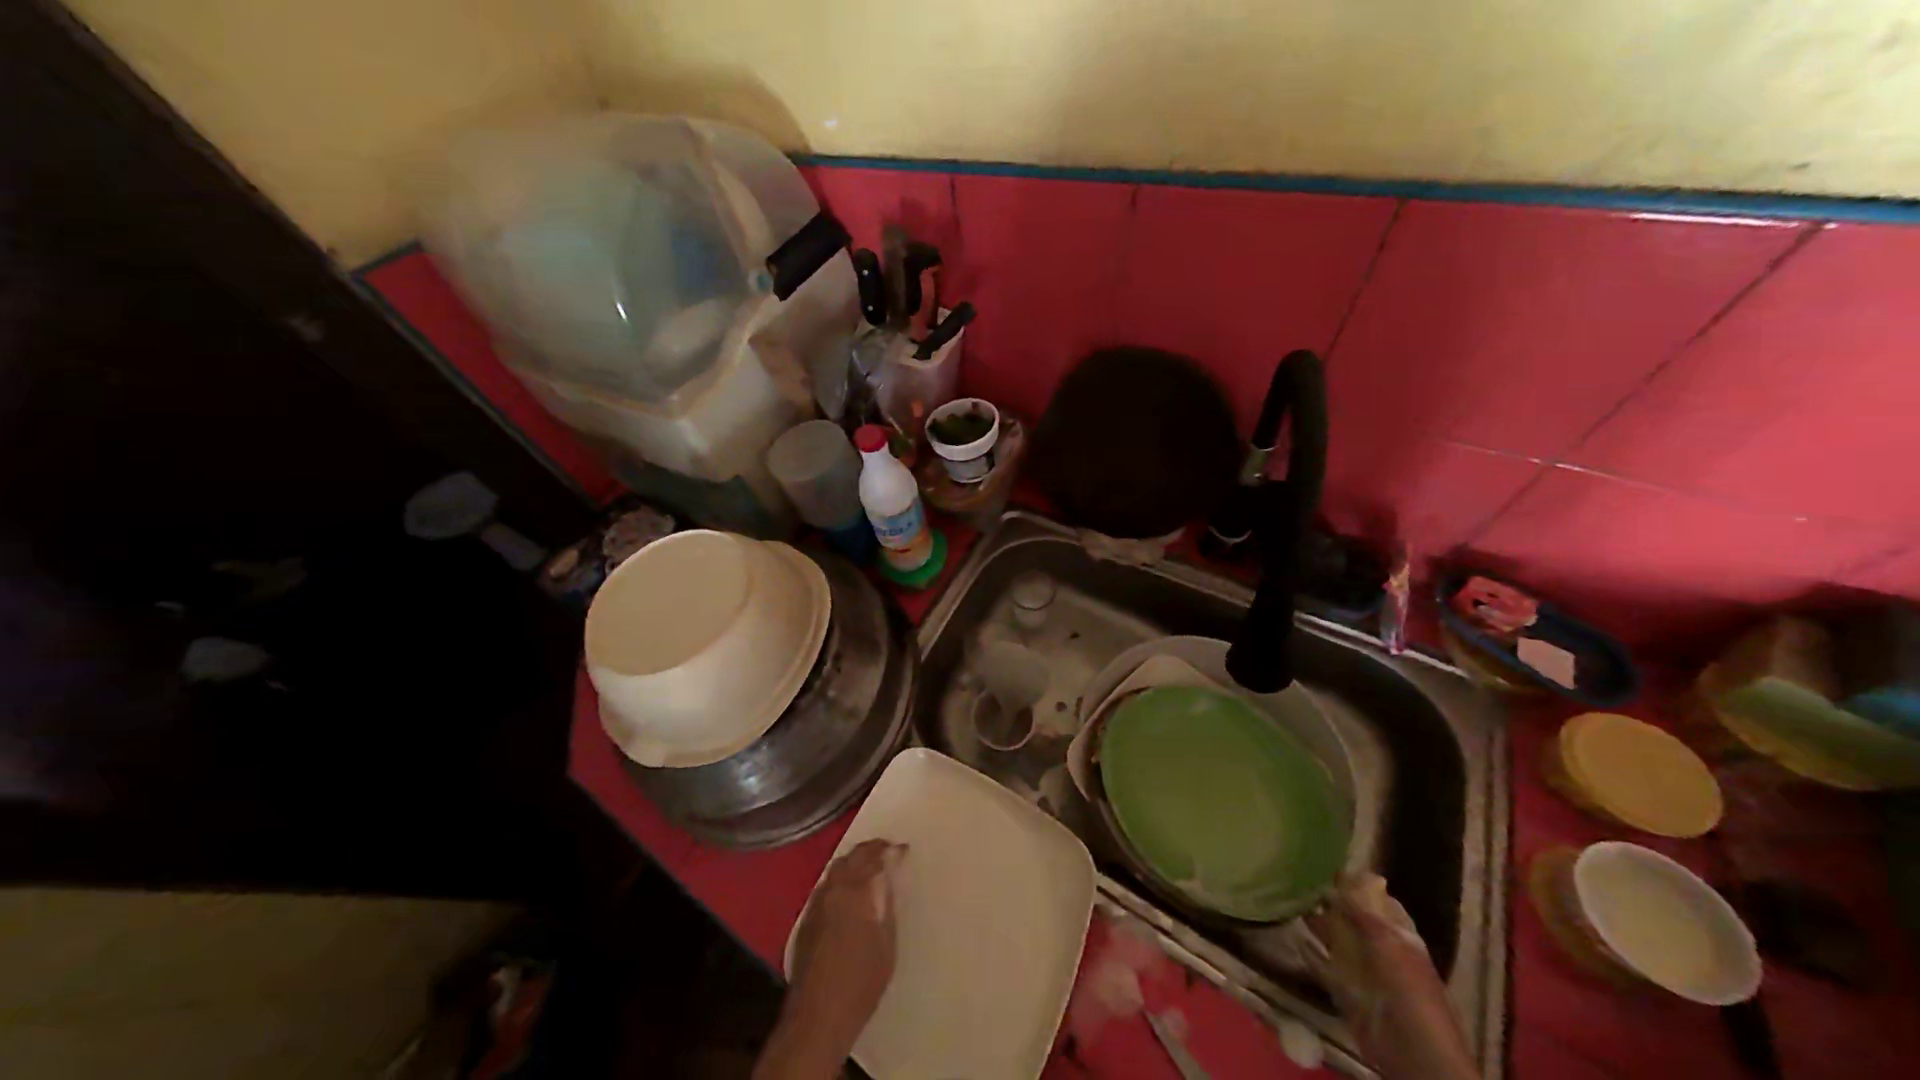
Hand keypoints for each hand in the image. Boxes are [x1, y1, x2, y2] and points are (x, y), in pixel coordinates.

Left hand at [755, 840, 905, 1079]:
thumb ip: (886, 901)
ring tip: (869, 870)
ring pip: (834, 871)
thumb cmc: (862, 980)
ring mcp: (815, 905)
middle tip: (886, 853)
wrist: (819, 1014)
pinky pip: (825, 887)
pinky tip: (848, 893)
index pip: (871, 856)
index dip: (888, 849)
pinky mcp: (806, 921)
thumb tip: (888, 874)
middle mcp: (831, 891)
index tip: (902, 849)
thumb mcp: (886, 940)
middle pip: (850, 858)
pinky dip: (839, 881)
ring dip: (852, 864)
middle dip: (868, 851)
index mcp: (854, 892)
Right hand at [1307, 874, 1476, 1079]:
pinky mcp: (1346, 992)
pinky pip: (1324, 967)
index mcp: (1398, 935)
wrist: (1413, 1053)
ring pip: (1336, 940)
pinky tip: (1294, 940)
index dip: (1357, 883)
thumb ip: (1362, 910)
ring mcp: (1362, 971)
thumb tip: (1342, 877)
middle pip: (1353, 918)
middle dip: (1330, 900)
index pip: (1378, 900)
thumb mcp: (1386, 942)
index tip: (1326, 864)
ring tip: (1290, 902)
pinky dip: (1310, 954)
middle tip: (1298, 878)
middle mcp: (1380, 948)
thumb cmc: (1407, 991)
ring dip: (1317, 924)